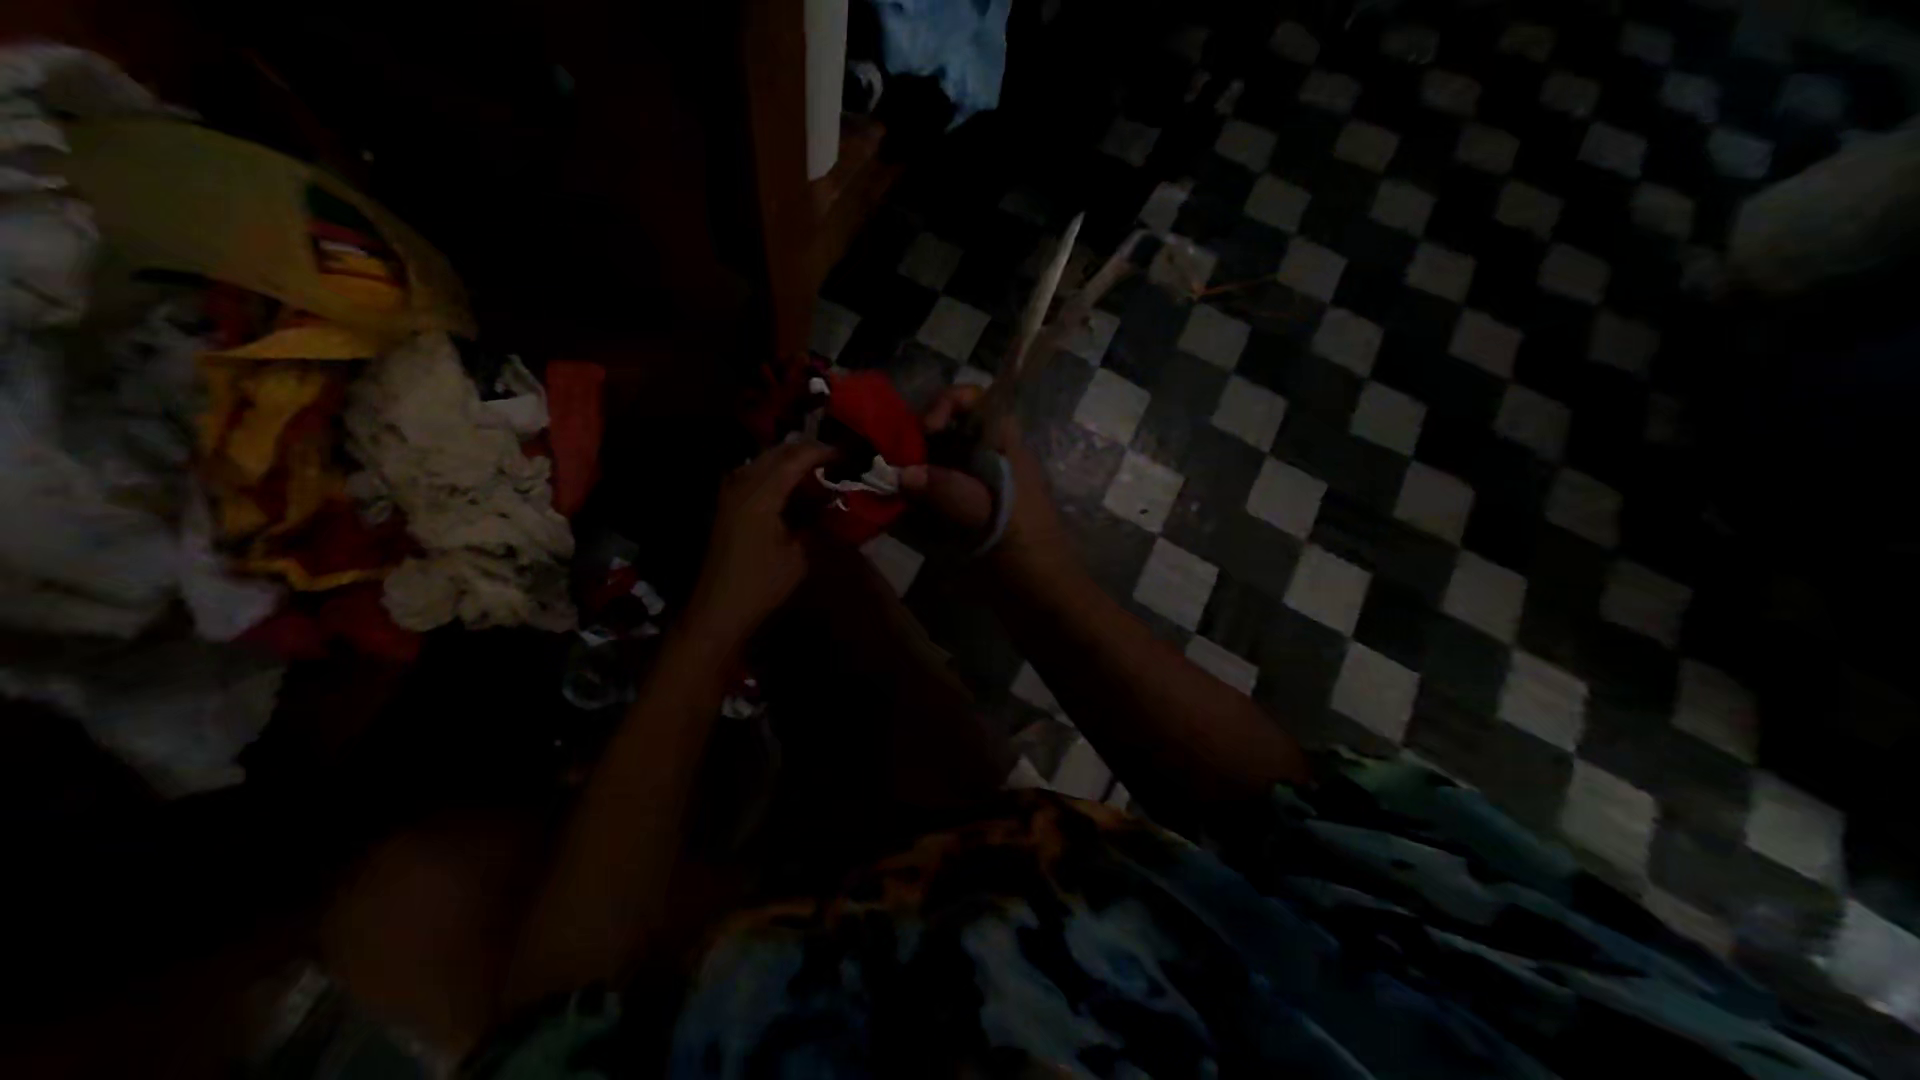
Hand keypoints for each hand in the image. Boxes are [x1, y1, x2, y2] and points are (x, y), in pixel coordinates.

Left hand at [687, 440, 837, 647]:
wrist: (718, 609)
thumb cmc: (762, 585)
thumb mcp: (799, 556)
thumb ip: (815, 523)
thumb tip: (830, 503)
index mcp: (760, 496)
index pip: (795, 459)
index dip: (822, 452)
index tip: (846, 455)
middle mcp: (742, 486)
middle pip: (777, 453)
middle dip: (806, 451)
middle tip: (834, 461)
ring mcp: (731, 493)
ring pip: (764, 461)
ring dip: (790, 461)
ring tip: (818, 472)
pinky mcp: (728, 505)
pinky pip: (755, 475)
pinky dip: (776, 474)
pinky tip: (794, 488)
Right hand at [897, 387, 1065, 568]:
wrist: (1043, 600)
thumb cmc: (1029, 552)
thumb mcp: (991, 517)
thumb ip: (949, 491)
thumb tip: (902, 473)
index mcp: (1006, 449)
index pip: (977, 402)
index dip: (949, 403)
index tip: (926, 428)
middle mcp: (987, 461)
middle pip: (947, 429)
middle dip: (917, 436)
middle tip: (893, 457)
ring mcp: (972, 489)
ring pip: (934, 460)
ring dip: (908, 466)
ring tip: (883, 479)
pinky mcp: (960, 515)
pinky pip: (929, 493)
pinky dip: (909, 495)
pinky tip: (891, 503)